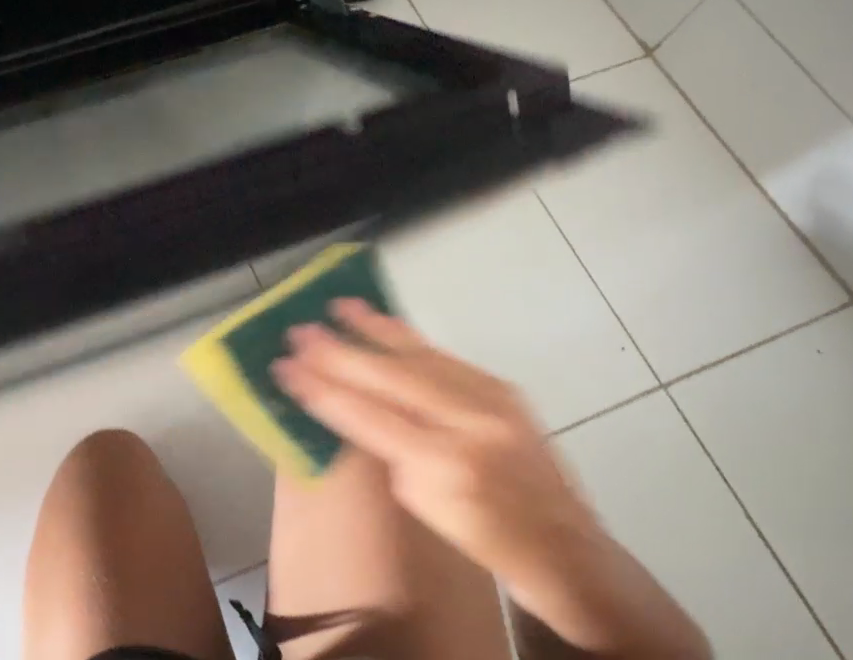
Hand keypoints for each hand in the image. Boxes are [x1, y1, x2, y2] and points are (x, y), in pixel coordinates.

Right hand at [271, 299, 600, 601]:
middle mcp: (469, 423)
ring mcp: (491, 399)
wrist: (566, 545)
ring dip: (373, 329)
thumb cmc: (488, 541)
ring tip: (338, 306)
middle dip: (340, 352)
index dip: (323, 390)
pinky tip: (385, 324)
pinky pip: (444, 357)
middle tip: (299, 331)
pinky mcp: (503, 387)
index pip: (368, 417)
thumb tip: (356, 409)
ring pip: (419, 355)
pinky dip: (408, 338)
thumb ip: (393, 455)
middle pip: (390, 377)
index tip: (286, 367)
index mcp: (445, 464)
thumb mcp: (427, 509)